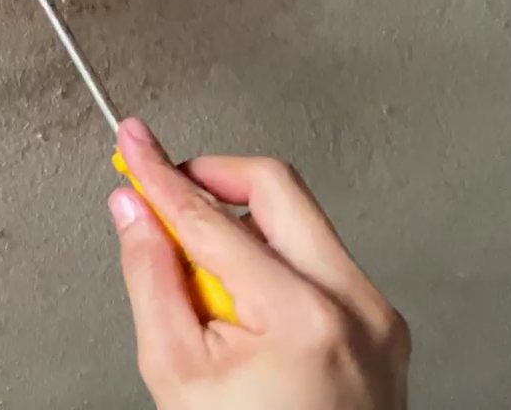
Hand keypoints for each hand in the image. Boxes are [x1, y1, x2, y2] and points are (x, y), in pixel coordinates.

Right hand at [110, 118, 409, 409]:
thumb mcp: (175, 370)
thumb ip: (149, 273)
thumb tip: (132, 208)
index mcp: (303, 317)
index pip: (208, 215)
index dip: (158, 172)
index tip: (133, 140)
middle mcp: (355, 306)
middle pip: (273, 185)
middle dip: (209, 176)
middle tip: (165, 188)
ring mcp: (375, 316)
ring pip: (294, 213)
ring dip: (235, 217)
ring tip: (198, 267)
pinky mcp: (378, 325)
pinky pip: (312, 251)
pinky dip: (263, 249)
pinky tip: (235, 292)